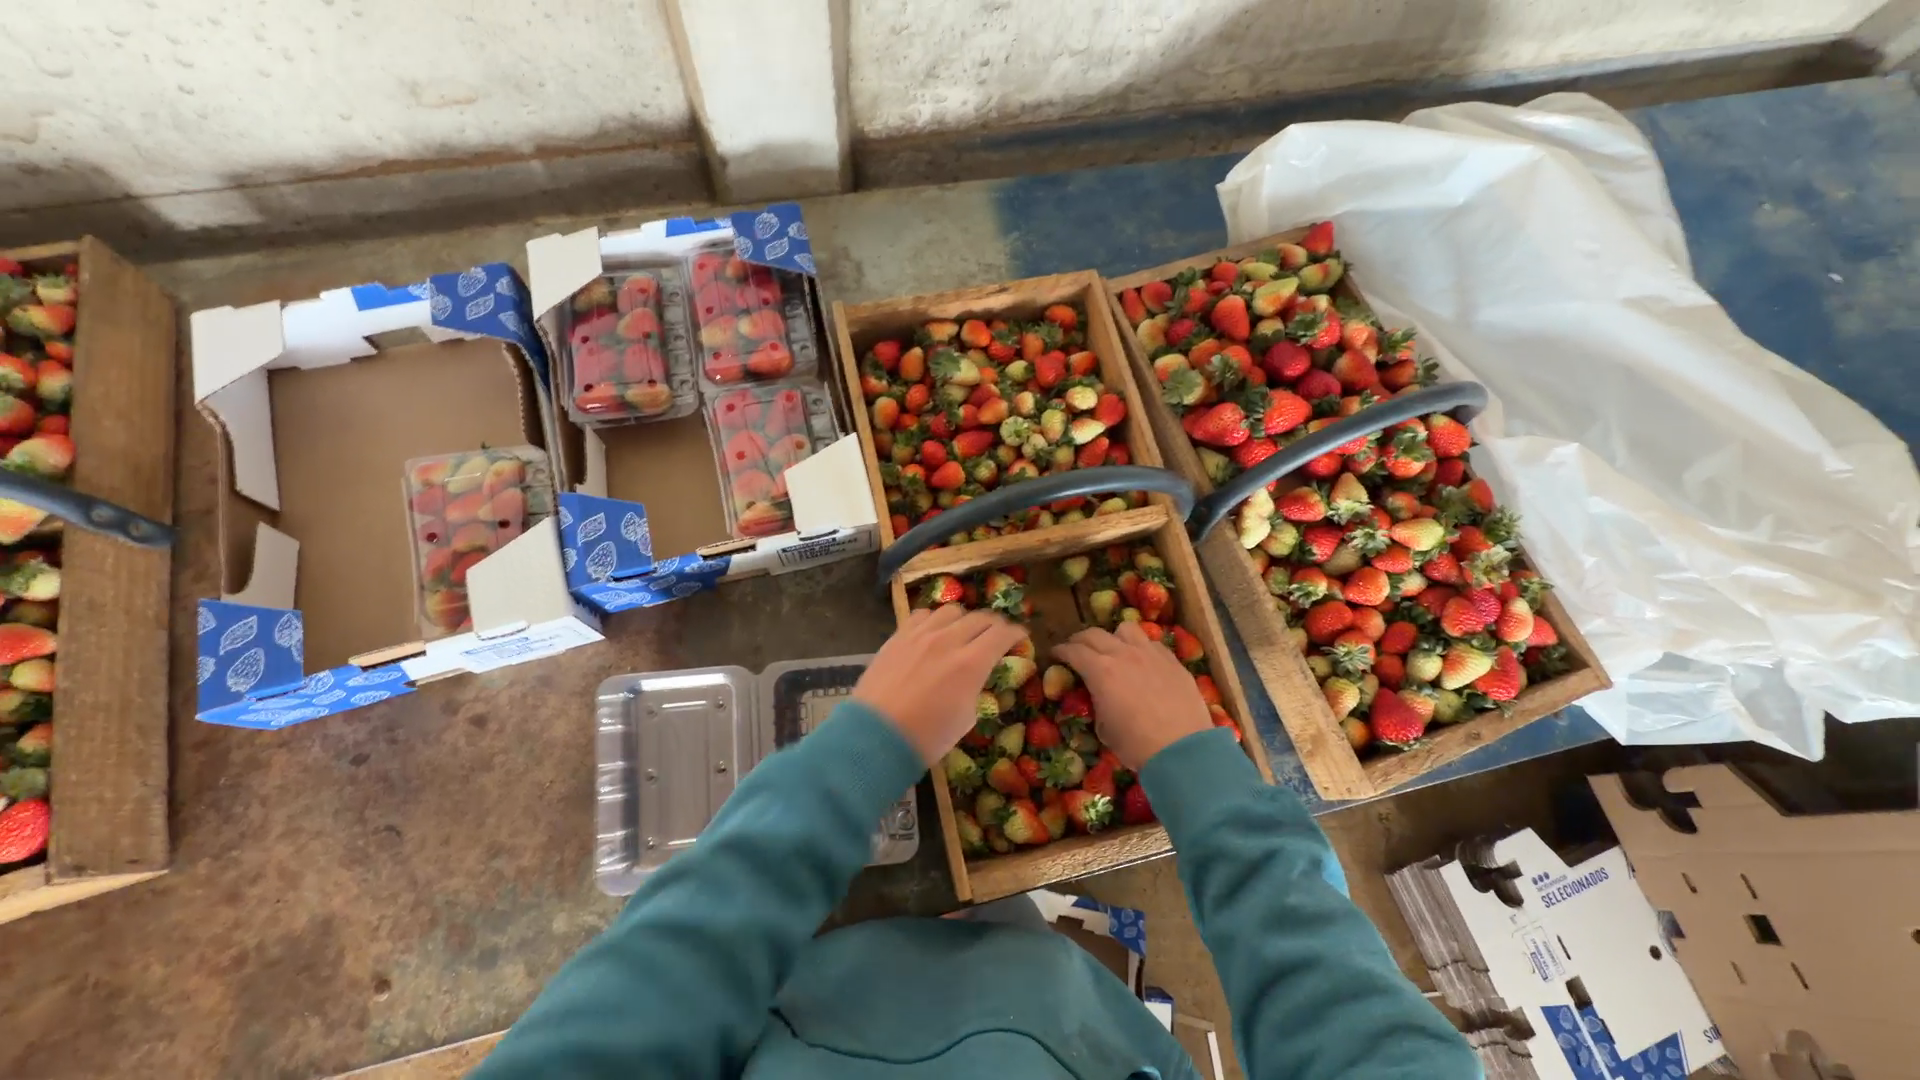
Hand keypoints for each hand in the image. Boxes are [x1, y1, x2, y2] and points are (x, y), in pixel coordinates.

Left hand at [853, 604, 1027, 765]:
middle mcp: (948, 640)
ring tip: (962, 632)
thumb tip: (978, 676)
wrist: (875, 736)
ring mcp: (920, 635)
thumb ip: (976, 688)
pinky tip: (933, 632)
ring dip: (964, 620)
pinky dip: (935, 620)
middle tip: (995, 636)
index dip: (1016, 633)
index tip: (1020, 637)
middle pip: (981, 618)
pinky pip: (923, 615)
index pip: (1003, 634)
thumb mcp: (966, 718)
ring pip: (952, 611)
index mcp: (971, 663)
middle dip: (994, 626)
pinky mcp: (898, 636)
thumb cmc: (926, 737)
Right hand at [1053, 621, 1210, 770]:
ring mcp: (1150, 654)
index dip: (1060, 651)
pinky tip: (1142, 662)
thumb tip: (1099, 696)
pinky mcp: (1172, 660)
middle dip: (1080, 640)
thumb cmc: (1136, 744)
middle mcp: (1123, 654)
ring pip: (1125, 629)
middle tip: (1076, 649)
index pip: (1073, 651)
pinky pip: (1151, 643)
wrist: (1182, 749)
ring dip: (1113, 637)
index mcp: (1100, 671)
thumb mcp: (1104, 728)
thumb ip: (1097, 703)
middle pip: (1094, 634)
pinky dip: (1140, 648)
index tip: (1055, 654)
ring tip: (1113, 649)